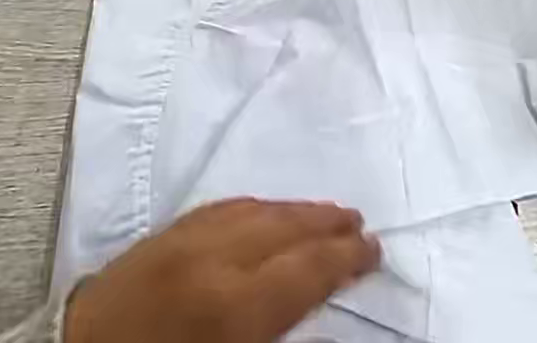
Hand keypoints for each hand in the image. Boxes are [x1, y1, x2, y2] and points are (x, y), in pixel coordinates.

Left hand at [66, 198, 380, 342]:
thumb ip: (274, 331)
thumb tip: (312, 295)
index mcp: (232, 307)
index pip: (307, 270)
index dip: (345, 257)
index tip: (373, 249)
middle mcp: (215, 259)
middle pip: (288, 229)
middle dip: (328, 224)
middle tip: (359, 223)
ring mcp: (186, 239)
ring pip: (260, 211)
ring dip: (297, 210)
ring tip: (326, 213)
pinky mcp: (163, 234)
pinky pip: (225, 207)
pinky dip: (258, 206)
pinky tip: (269, 210)